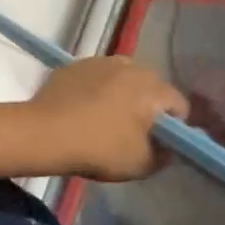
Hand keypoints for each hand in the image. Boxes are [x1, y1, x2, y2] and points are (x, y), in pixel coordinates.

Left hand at [27, 56, 188, 181]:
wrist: (45, 132)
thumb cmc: (100, 147)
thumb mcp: (143, 163)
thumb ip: (165, 154)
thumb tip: (169, 146)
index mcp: (152, 87)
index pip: (179, 105)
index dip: (176, 128)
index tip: (161, 145)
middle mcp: (130, 64)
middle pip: (152, 88)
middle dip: (149, 109)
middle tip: (135, 134)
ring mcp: (100, 60)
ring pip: (124, 79)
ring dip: (124, 95)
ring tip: (109, 121)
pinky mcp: (76, 64)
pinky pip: (98, 77)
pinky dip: (99, 90)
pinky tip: (86, 110)